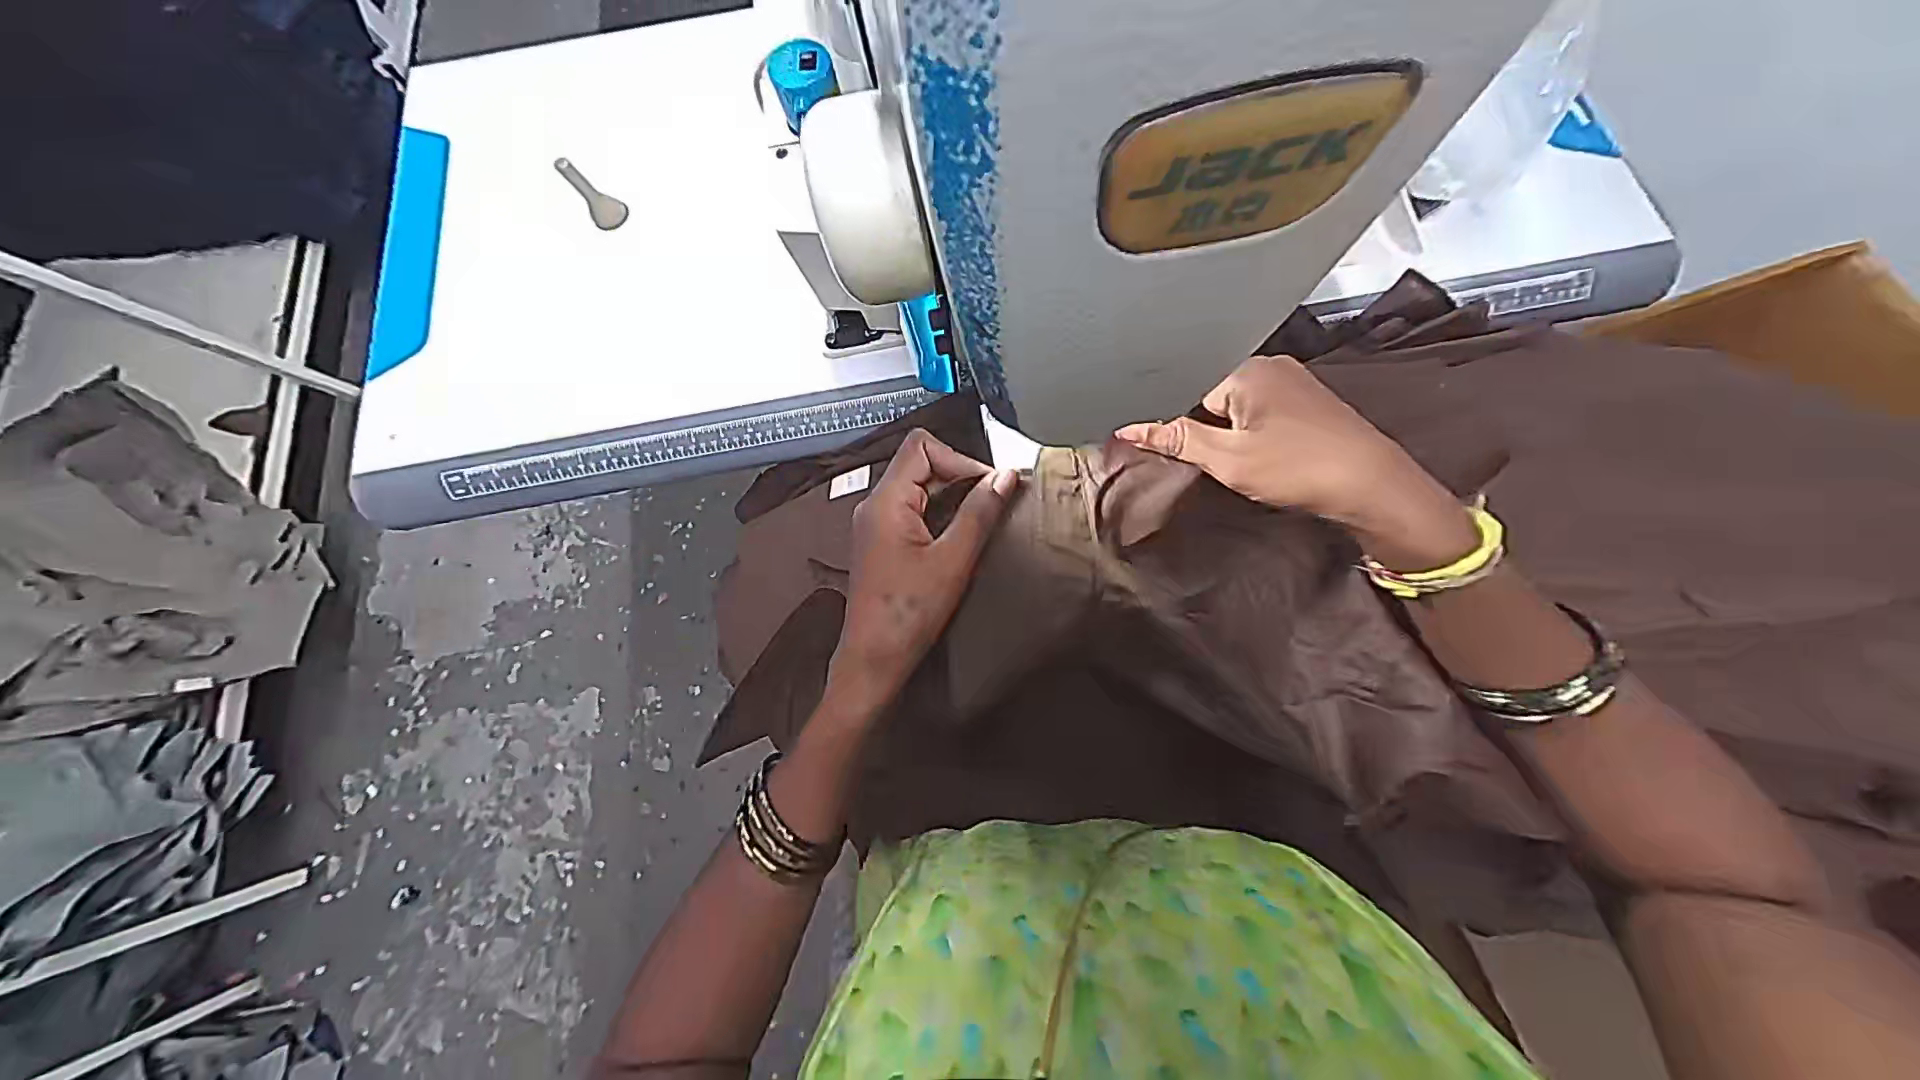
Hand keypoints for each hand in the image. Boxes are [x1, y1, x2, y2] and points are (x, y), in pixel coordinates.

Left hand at [828, 430, 1018, 714]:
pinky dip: (940, 513)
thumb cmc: (906, 616)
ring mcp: (875, 524)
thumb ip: (979, 513)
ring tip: (978, 521)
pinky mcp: (881, 541)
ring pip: (918, 487)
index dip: (961, 460)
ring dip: (952, 496)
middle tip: (991, 503)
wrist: (873, 659)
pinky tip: (958, 538)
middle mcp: (874, 506)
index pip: (923, 447)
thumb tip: (1004, 477)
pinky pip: (913, 509)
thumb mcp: (953, 560)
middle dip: (960, 476)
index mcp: (885, 502)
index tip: (990, 486)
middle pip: (920, 463)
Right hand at [1115, 356, 1476, 570]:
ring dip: (1237, 438)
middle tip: (1231, 463)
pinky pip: (1265, 415)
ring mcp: (1295, 383)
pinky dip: (1260, 438)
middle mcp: (1272, 366)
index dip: (1185, 429)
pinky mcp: (1311, 403)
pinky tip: (1274, 459)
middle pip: (1214, 400)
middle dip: (1212, 433)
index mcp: (1247, 370)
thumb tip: (1130, 430)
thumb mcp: (1226, 459)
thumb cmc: (1301, 468)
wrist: (1373, 487)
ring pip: (1239, 410)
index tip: (1197, 456)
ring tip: (1258, 463)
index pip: (1189, 394)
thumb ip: (1176, 440)